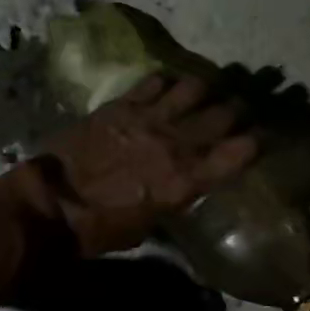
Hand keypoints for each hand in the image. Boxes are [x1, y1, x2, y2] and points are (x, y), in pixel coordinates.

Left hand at [37, 73, 256, 256]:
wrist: (52, 204)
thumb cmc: (98, 229)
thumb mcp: (146, 226)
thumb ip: (172, 199)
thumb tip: (182, 185)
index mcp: (186, 181)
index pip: (240, 152)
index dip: (254, 143)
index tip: (256, 140)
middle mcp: (176, 144)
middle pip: (224, 114)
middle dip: (238, 110)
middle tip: (237, 111)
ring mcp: (149, 119)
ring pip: (195, 87)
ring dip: (204, 89)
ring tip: (202, 94)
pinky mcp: (122, 104)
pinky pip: (155, 81)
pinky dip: (166, 82)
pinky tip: (165, 87)